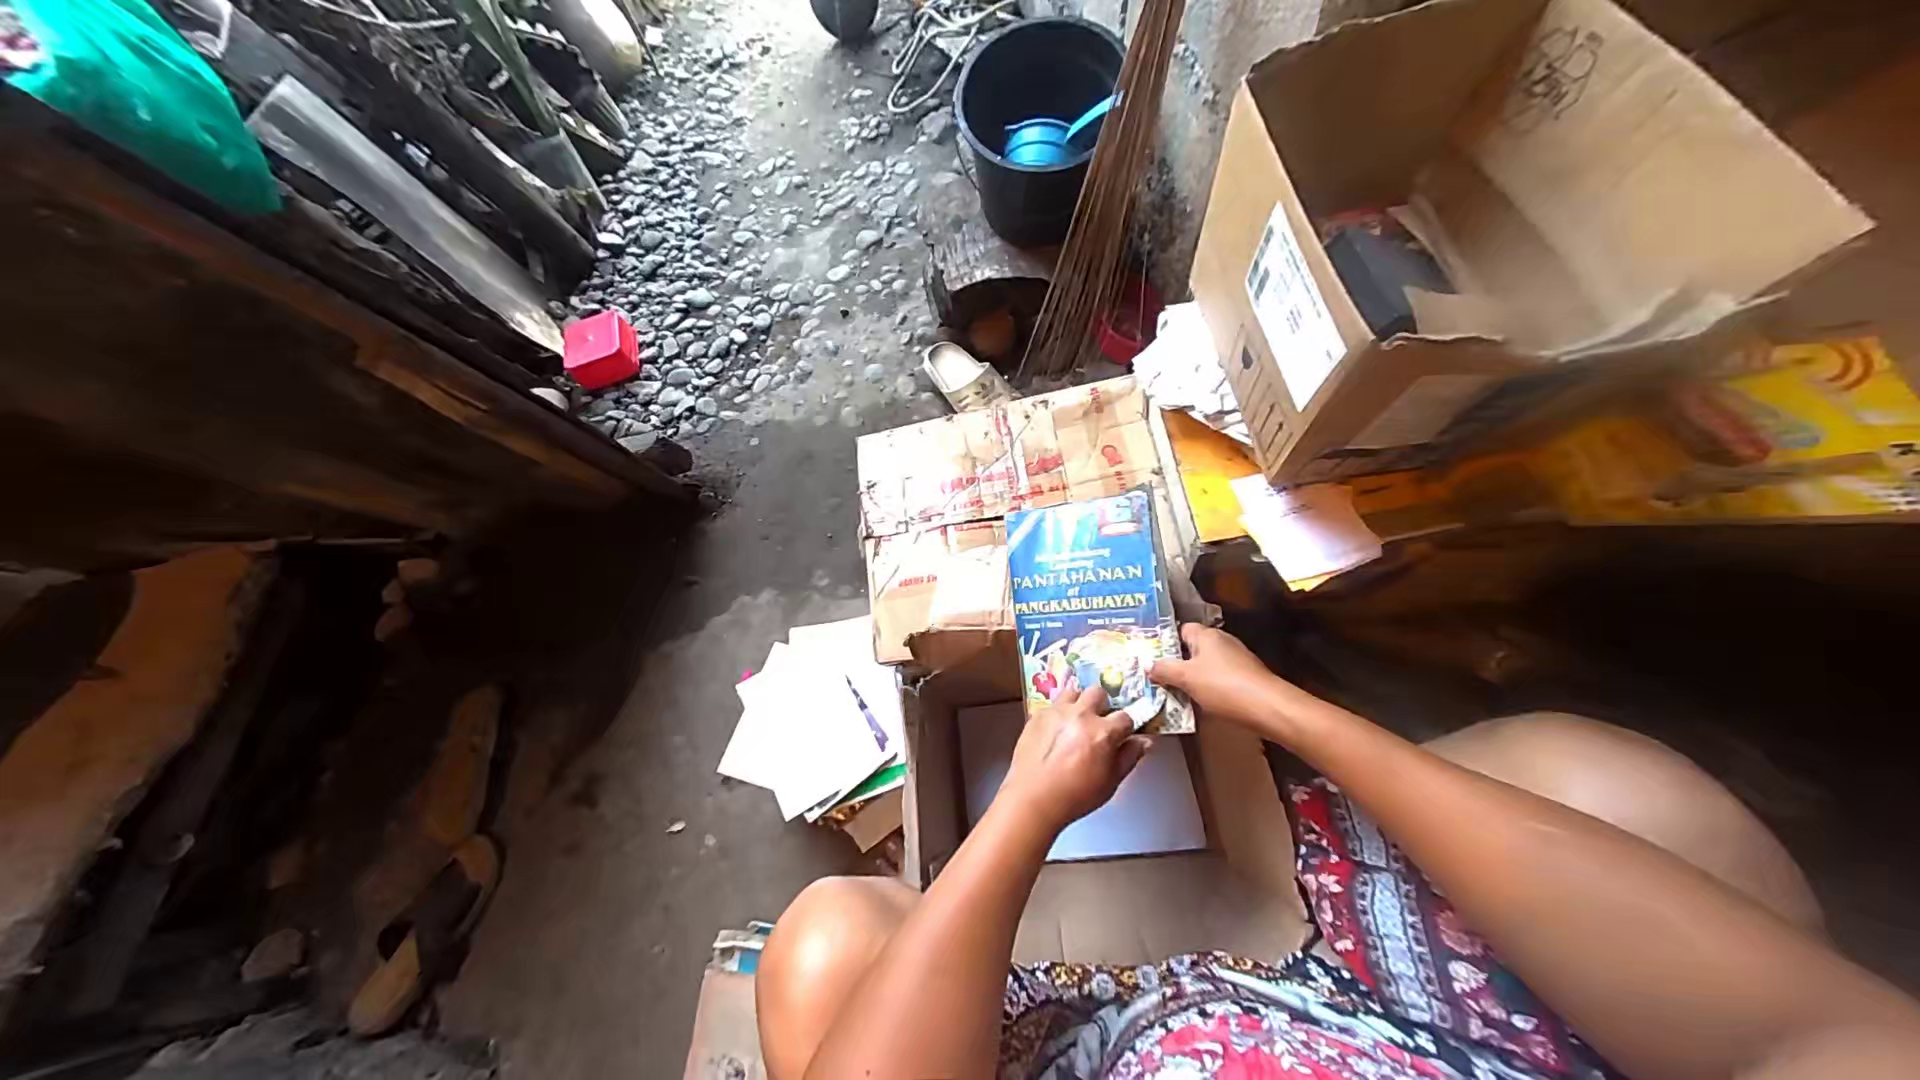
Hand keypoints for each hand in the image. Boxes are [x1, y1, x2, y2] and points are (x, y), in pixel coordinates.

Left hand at [995, 687, 1150, 835]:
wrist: (1032, 798)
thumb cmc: (1075, 795)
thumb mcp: (1110, 782)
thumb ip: (1129, 758)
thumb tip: (1143, 742)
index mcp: (1103, 732)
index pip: (1125, 717)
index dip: (1125, 728)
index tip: (1120, 736)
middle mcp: (1081, 714)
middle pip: (1098, 693)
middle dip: (1102, 705)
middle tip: (1098, 723)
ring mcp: (1057, 712)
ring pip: (1073, 692)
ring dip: (1078, 702)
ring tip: (1076, 721)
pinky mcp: (1037, 714)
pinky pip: (1053, 704)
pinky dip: (1058, 713)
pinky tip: (1056, 731)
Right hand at [1149, 623, 1284, 728]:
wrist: (1270, 709)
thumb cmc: (1224, 687)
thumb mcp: (1186, 678)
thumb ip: (1164, 669)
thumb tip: (1147, 664)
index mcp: (1207, 635)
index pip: (1181, 630)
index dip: (1166, 642)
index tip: (1152, 657)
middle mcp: (1222, 642)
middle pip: (1193, 649)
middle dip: (1177, 663)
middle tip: (1157, 678)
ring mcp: (1237, 660)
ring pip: (1206, 665)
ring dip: (1193, 678)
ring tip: (1174, 693)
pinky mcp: (1247, 678)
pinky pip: (1220, 679)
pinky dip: (1209, 688)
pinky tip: (1201, 703)